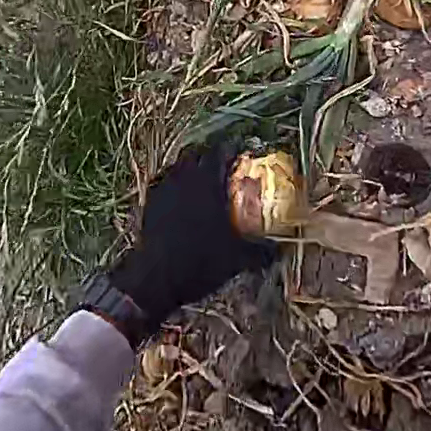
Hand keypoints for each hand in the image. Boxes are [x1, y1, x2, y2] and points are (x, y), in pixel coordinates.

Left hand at [107, 136, 275, 330]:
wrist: (155, 279)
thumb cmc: (199, 261)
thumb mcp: (236, 259)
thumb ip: (260, 252)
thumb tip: (280, 251)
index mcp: (206, 181)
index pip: (220, 152)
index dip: (231, 151)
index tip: (241, 158)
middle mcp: (183, 178)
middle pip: (197, 155)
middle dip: (209, 158)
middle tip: (222, 171)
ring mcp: (163, 189)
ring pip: (178, 168)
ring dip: (190, 170)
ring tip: (202, 185)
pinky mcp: (150, 203)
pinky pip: (164, 183)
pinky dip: (174, 186)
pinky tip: (180, 202)